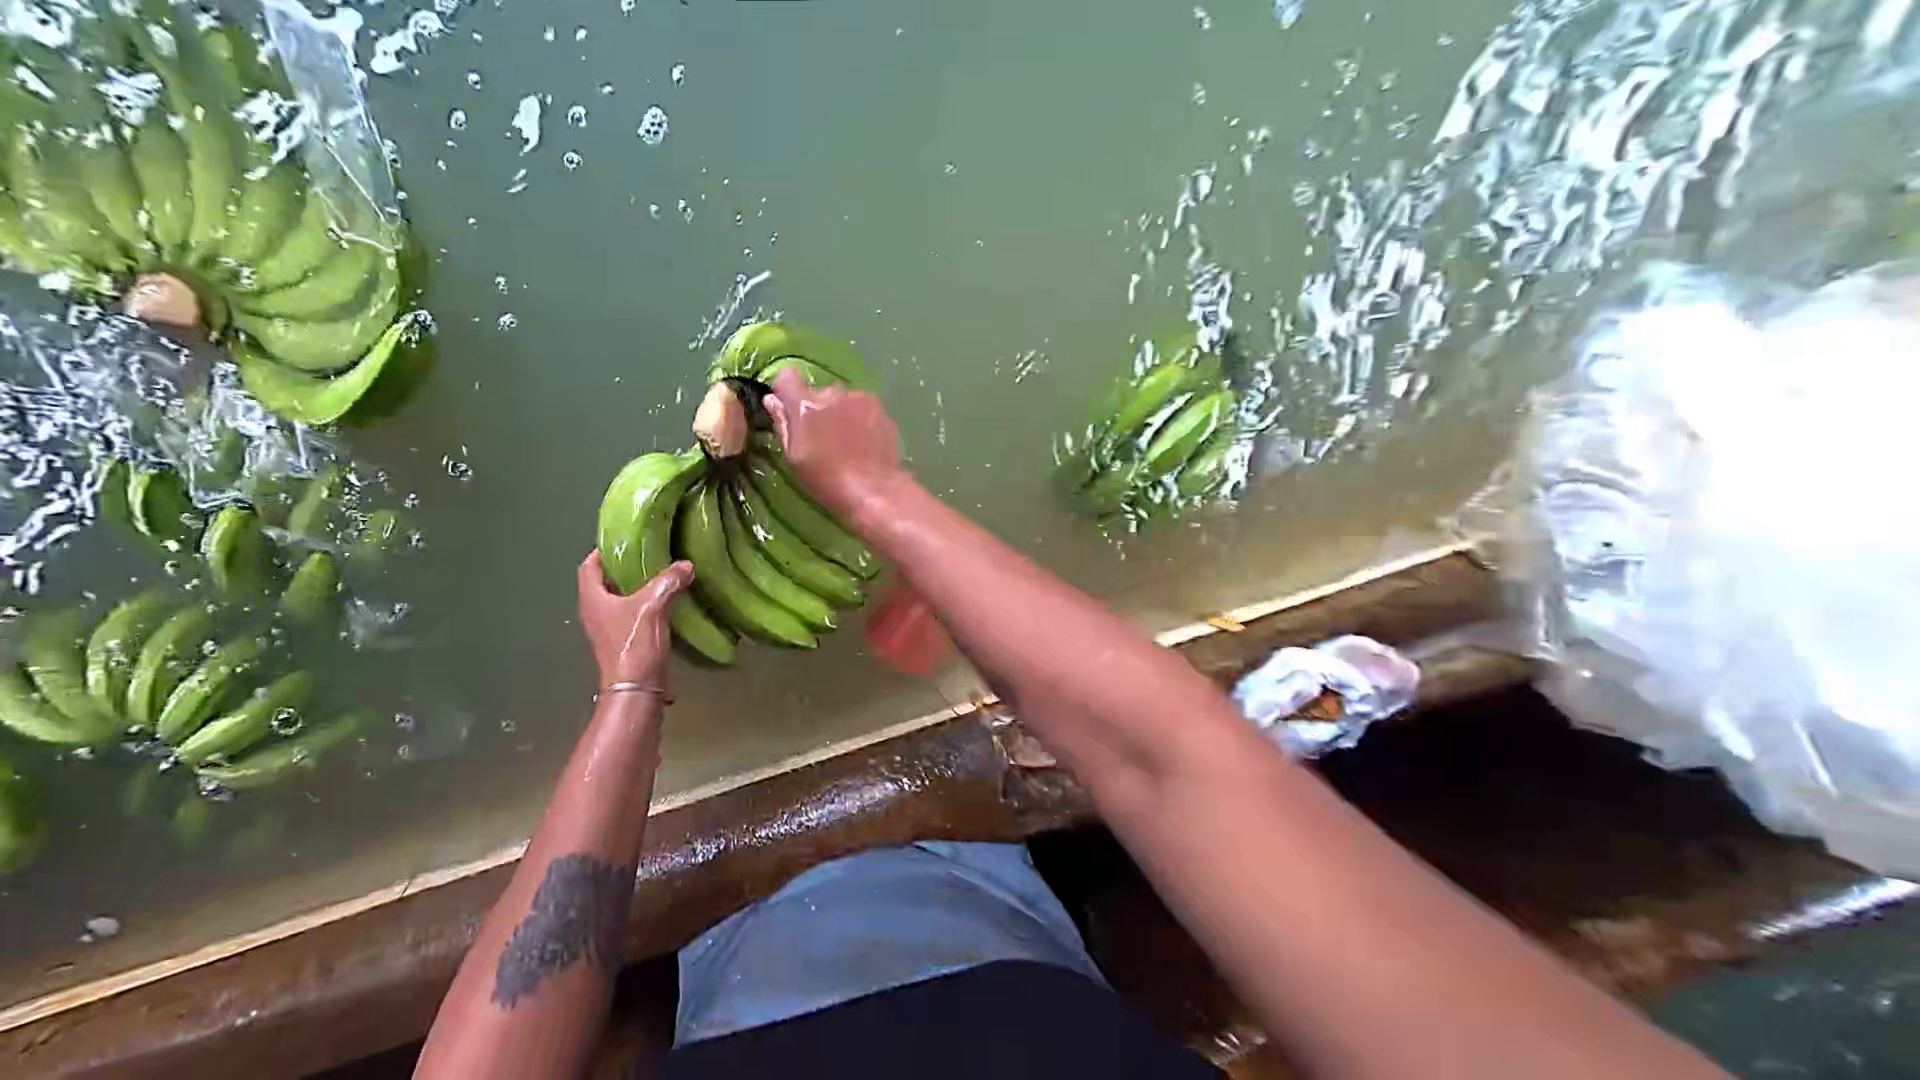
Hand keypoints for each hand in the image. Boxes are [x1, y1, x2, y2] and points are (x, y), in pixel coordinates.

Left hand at [576, 553, 693, 688]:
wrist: (637, 689)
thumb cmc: (634, 644)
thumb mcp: (653, 606)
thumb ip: (668, 581)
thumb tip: (686, 565)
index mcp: (592, 598)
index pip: (589, 565)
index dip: (604, 550)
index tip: (627, 539)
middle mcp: (595, 611)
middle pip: (605, 580)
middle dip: (625, 566)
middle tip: (651, 552)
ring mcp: (608, 627)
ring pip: (620, 597)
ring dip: (637, 585)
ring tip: (662, 573)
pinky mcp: (624, 640)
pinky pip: (632, 613)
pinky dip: (646, 603)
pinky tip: (667, 600)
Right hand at [764, 367, 906, 522]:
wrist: (875, 490)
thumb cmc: (827, 479)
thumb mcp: (794, 456)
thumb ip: (783, 423)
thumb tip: (773, 400)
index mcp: (805, 405)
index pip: (786, 376)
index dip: (786, 390)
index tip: (789, 409)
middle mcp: (832, 393)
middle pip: (818, 392)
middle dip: (817, 409)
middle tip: (822, 439)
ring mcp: (860, 399)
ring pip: (842, 400)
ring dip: (840, 414)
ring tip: (845, 444)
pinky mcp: (880, 409)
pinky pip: (862, 408)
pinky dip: (859, 420)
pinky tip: (862, 444)